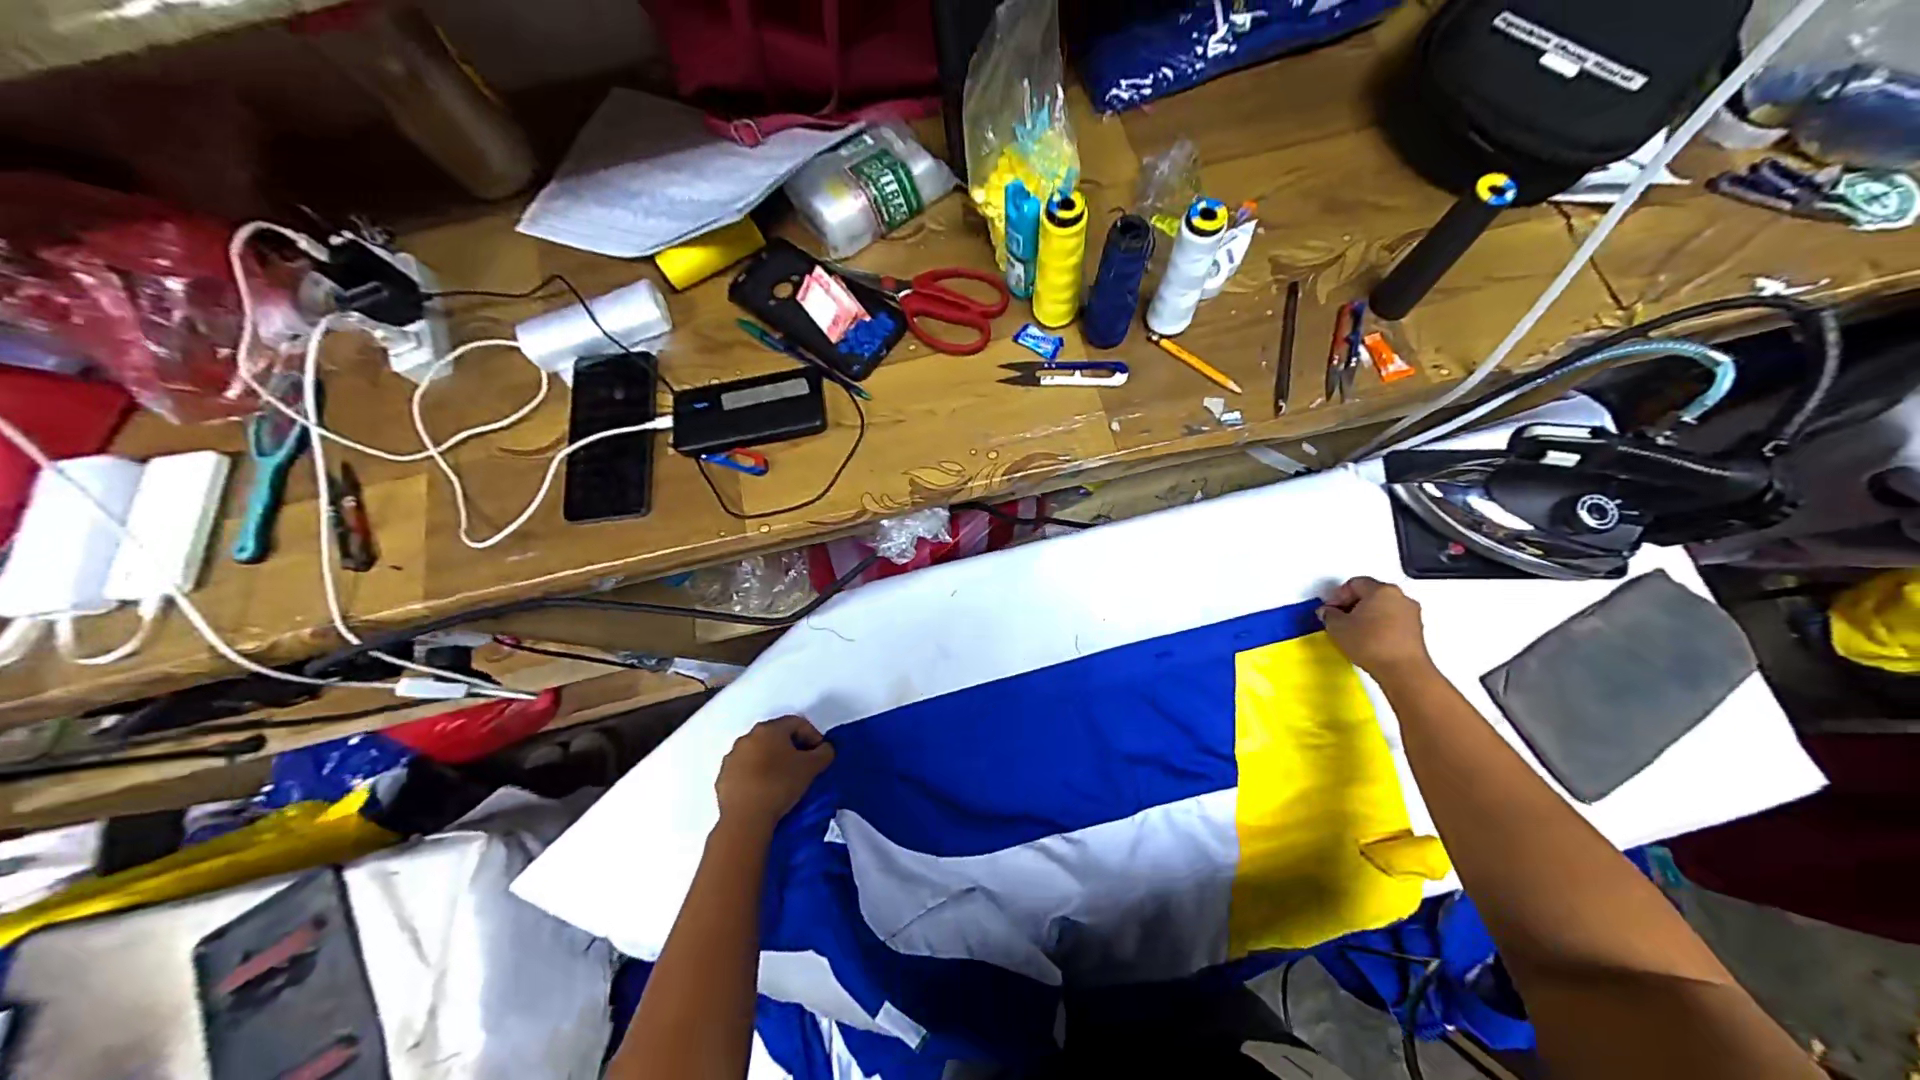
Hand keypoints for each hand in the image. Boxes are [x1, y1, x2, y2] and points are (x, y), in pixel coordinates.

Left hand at [715, 715, 834, 829]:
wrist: (746, 818)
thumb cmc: (781, 784)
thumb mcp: (812, 767)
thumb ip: (824, 752)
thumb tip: (824, 749)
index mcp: (769, 729)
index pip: (797, 723)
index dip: (813, 735)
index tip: (819, 754)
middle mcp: (747, 737)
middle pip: (776, 736)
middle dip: (792, 748)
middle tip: (804, 765)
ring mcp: (732, 757)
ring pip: (758, 753)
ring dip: (772, 761)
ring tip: (784, 780)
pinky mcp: (723, 777)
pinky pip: (745, 770)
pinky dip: (756, 775)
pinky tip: (765, 791)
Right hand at [1317, 576, 1433, 679]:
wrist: (1401, 669)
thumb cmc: (1373, 644)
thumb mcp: (1338, 627)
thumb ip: (1329, 614)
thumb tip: (1328, 613)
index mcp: (1381, 590)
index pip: (1354, 583)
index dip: (1338, 596)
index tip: (1330, 608)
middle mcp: (1400, 598)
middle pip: (1371, 593)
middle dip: (1353, 605)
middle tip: (1340, 618)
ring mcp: (1411, 614)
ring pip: (1383, 607)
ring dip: (1367, 616)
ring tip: (1354, 632)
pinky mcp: (1415, 630)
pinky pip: (1393, 621)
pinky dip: (1380, 626)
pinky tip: (1369, 640)